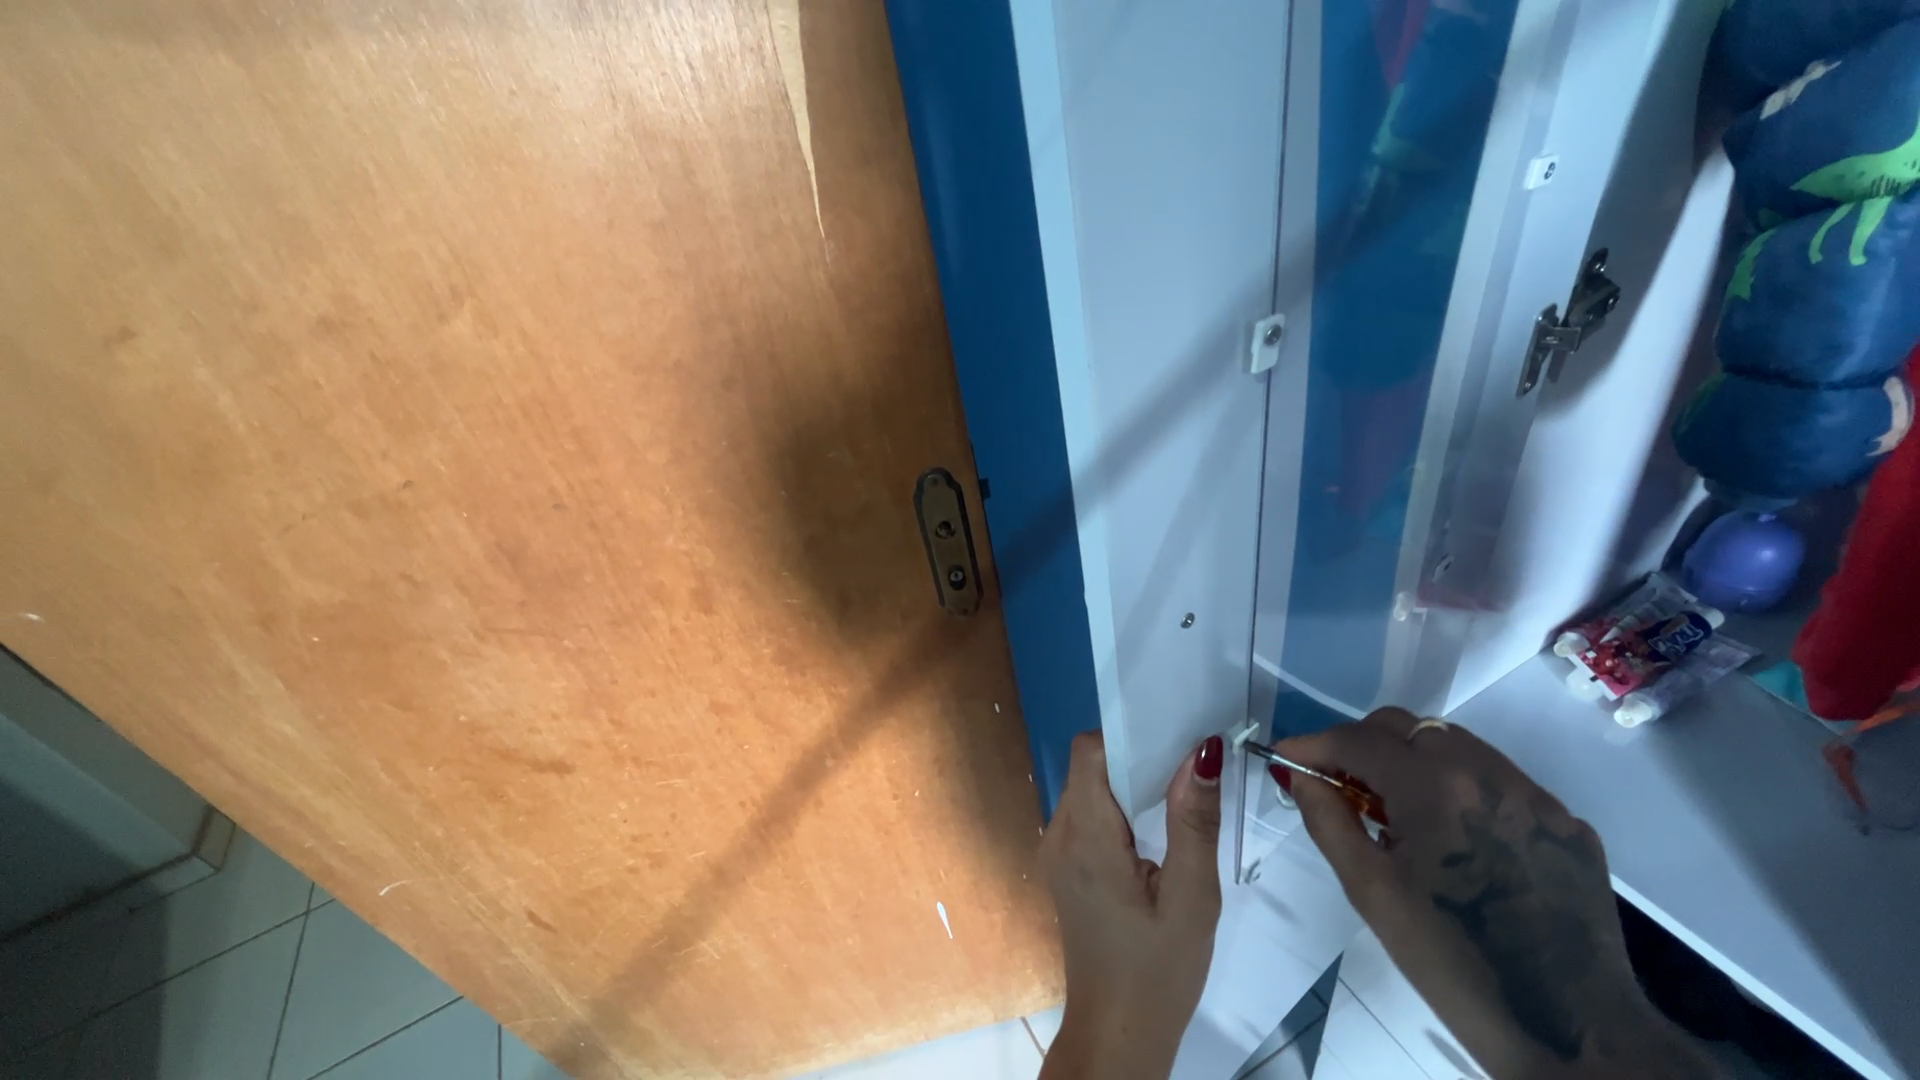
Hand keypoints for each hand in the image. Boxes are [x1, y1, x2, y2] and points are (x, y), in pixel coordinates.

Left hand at [1037, 732, 1224, 1079]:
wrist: (1117, 1032)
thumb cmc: (1159, 970)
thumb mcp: (1192, 898)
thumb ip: (1194, 821)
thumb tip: (1201, 751)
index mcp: (1085, 837)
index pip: (1089, 752)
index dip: (1129, 736)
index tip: (1174, 736)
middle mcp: (1058, 834)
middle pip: (1089, 767)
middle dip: (1136, 757)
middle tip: (1189, 763)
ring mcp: (1055, 850)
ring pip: (1088, 789)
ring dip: (1129, 784)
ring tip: (1179, 793)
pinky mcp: (1064, 866)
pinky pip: (1088, 815)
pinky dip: (1119, 808)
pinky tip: (1155, 828)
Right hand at [1279, 709, 1720, 1079]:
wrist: (1572, 1030)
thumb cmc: (1450, 961)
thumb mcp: (1371, 891)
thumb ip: (1327, 820)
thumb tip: (1301, 775)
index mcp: (1434, 787)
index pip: (1358, 739)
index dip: (1314, 744)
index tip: (1287, 758)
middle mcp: (1487, 771)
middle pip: (1405, 726)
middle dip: (1361, 744)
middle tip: (1340, 786)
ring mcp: (1533, 794)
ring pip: (1453, 742)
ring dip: (1410, 759)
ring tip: (1395, 810)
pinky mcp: (1565, 821)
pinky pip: (1496, 778)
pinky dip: (1458, 786)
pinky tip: (1453, 837)